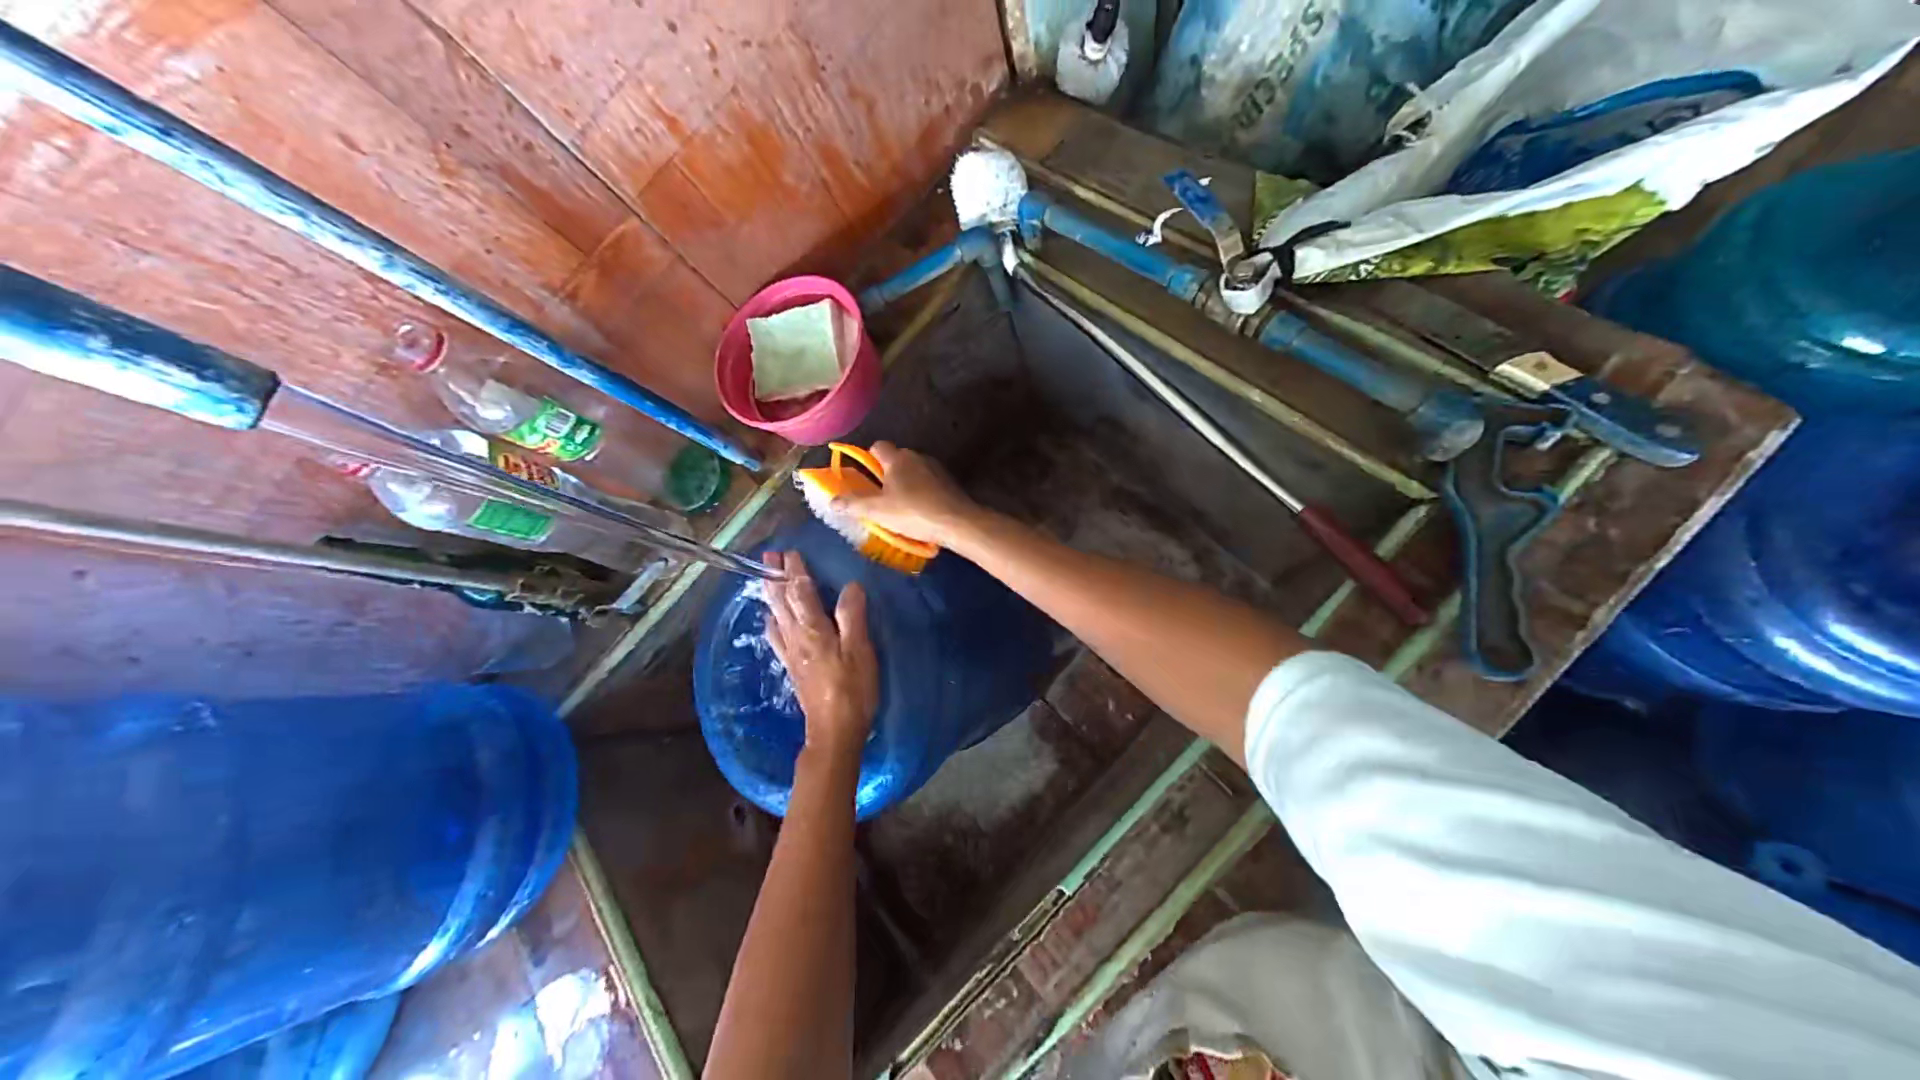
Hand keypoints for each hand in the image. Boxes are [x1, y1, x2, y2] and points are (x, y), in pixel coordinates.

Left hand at [762, 551, 878, 758]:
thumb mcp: (860, 650)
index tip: (790, 552)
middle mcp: (797, 637)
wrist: (834, 730)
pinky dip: (772, 621)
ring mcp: (791, 653)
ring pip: (776, 616)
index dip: (796, 571)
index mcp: (814, 629)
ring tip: (766, 579)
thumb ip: (853, 616)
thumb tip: (850, 586)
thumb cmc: (852, 689)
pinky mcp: (792, 667)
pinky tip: (771, 620)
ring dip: (770, 595)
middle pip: (782, 601)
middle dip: (776, 578)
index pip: (801, 592)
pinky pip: (776, 636)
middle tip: (768, 557)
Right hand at [833, 441, 980, 548]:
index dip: (868, 458)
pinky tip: (921, 509)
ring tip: (901, 505)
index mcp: (897, 458)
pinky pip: (928, 481)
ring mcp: (935, 467)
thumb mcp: (878, 511)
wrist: (957, 522)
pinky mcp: (949, 481)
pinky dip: (922, 490)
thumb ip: (853, 504)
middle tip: (881, 496)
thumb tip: (832, 500)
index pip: (877, 446)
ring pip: (913, 470)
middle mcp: (917, 456)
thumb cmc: (914, 512)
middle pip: (896, 458)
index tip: (866, 477)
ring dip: (906, 482)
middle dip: (887, 473)